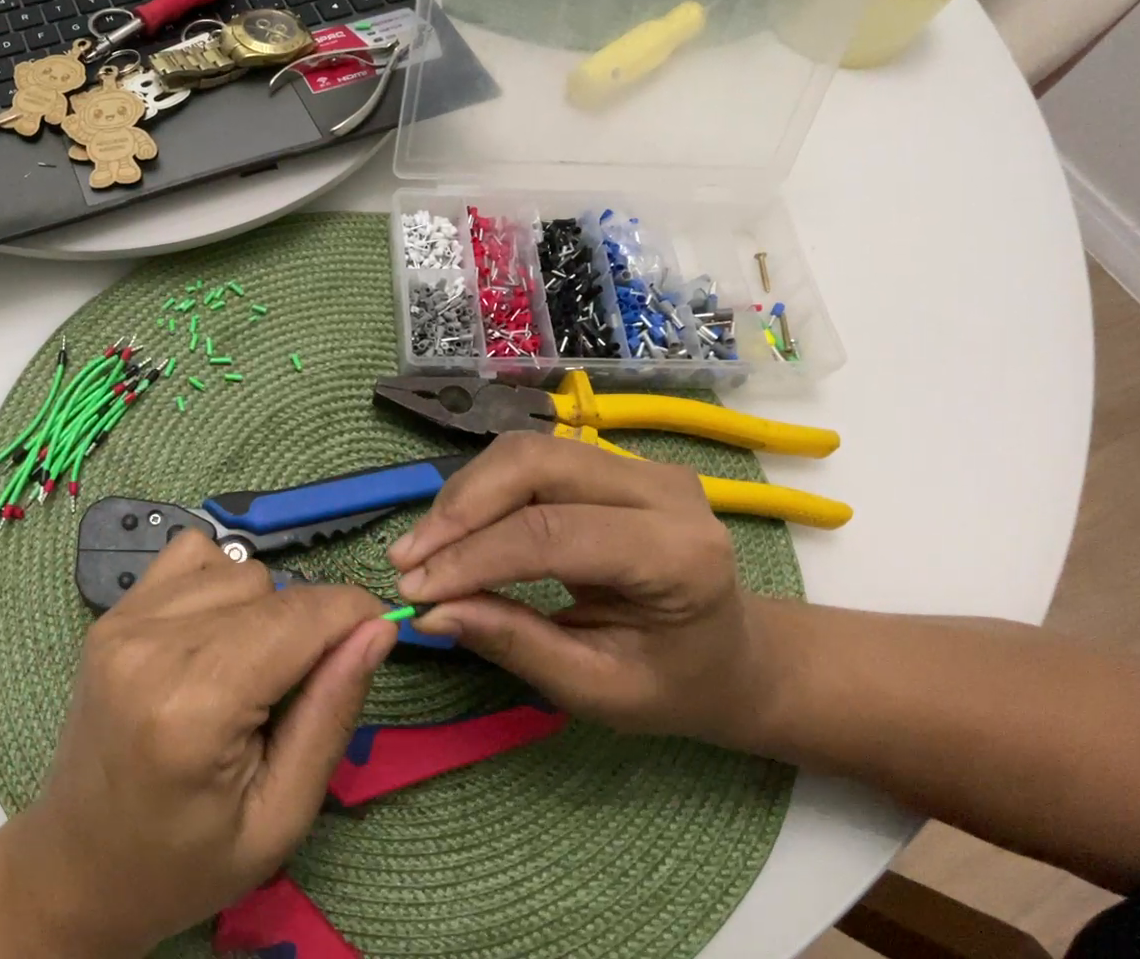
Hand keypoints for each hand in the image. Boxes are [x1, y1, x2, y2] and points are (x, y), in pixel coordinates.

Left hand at [14, 529, 397, 955]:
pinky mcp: (110, 615)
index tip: (379, 633)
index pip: (298, 617)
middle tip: (298, 689)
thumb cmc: (184, 862)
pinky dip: (220, 583)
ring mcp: (122, 623)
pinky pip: (191, 557)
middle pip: (270, 587)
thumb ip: (331, 713)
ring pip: (236, 567)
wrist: (78, 866)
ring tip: (251, 672)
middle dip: (309, 624)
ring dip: (264, 608)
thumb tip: (378, 629)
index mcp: (192, 707)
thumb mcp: (281, 816)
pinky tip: (215, 636)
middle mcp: (149, 646)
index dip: (355, 613)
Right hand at [388, 432, 776, 742]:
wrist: (733, 655)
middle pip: (534, 463)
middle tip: (406, 560)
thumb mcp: (596, 689)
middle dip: (459, 509)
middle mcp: (663, 490)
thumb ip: (516, 644)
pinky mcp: (612, 463)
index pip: (552, 534)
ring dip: (462, 497)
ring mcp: (638, 466)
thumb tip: (430, 613)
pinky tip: (453, 532)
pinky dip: (480, 493)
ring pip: (524, 451)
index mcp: (678, 556)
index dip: (471, 558)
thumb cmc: (672, 683)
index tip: (411, 591)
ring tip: (422, 551)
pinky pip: (529, 460)